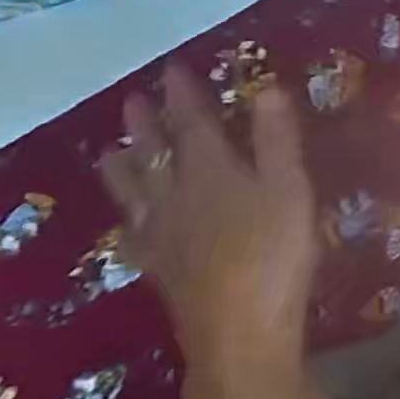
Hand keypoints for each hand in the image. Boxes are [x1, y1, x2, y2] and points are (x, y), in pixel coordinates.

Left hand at [101, 61, 318, 373]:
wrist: (240, 331)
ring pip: (135, 191)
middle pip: (155, 152)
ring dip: (124, 165)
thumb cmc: (275, 253)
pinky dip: (128, 217)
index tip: (173, 67)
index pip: (193, 123)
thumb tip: (265, 87)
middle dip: (146, 122)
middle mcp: (177, 197)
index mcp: (211, 172)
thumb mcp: (289, 188)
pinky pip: (135, 233)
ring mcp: (163, 234)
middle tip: (132, 98)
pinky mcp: (161, 267)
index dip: (184, 94)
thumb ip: (276, 139)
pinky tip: (127, 222)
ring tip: (110, 150)